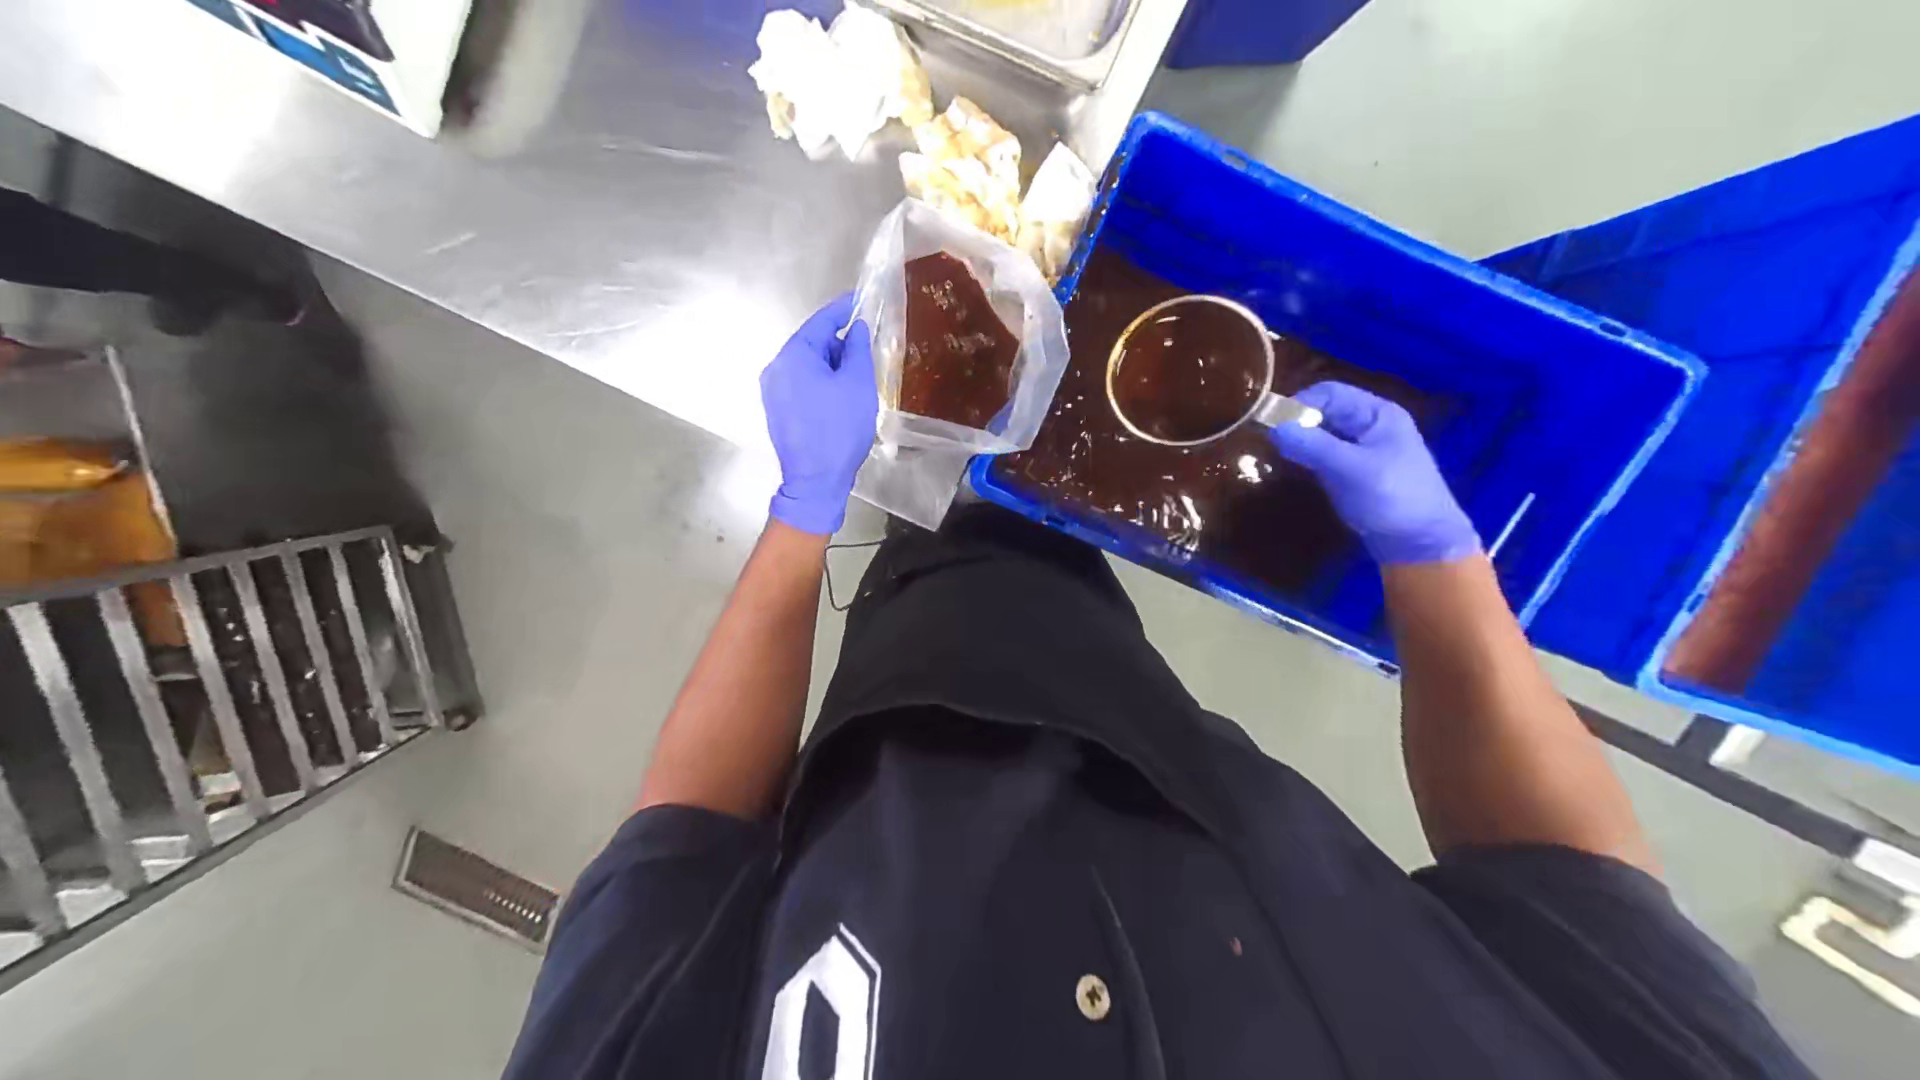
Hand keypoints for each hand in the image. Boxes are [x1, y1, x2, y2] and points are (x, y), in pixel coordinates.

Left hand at [760, 293, 877, 535]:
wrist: (816, 480)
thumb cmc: (840, 429)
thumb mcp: (858, 383)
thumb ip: (857, 349)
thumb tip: (856, 328)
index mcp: (793, 355)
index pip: (821, 322)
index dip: (843, 309)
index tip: (860, 300)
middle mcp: (776, 368)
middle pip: (811, 344)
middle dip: (838, 344)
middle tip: (865, 348)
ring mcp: (772, 391)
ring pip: (806, 366)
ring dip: (830, 366)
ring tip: (856, 377)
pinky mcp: (777, 411)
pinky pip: (800, 385)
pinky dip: (820, 382)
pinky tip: (839, 395)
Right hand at [1267, 381, 1478, 564]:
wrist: (1419, 543)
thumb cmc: (1393, 498)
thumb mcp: (1352, 469)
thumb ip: (1314, 446)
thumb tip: (1274, 428)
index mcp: (1377, 414)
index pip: (1329, 393)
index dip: (1299, 403)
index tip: (1272, 423)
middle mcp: (1367, 425)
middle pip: (1323, 411)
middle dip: (1296, 421)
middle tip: (1269, 440)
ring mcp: (1358, 449)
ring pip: (1319, 433)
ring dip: (1298, 439)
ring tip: (1275, 453)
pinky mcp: (1349, 470)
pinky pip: (1320, 453)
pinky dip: (1304, 455)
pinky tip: (1290, 465)